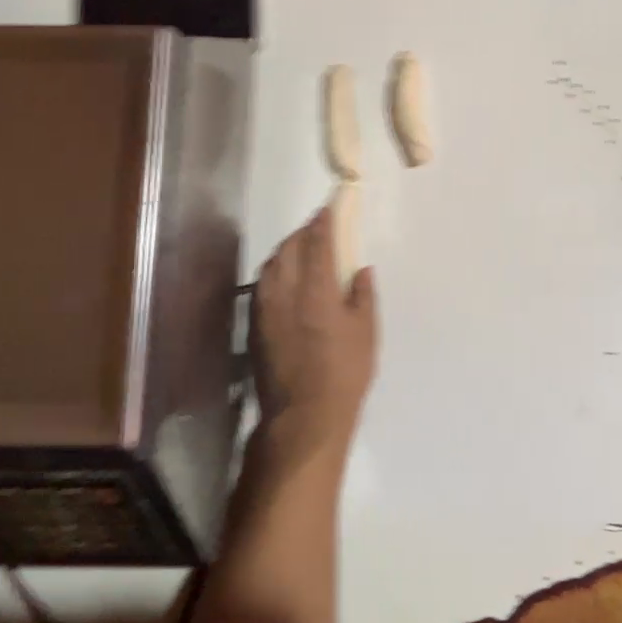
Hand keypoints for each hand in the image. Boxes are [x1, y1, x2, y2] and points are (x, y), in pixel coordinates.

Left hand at [252, 206, 378, 434]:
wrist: (304, 414)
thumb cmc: (345, 373)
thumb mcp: (366, 333)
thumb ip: (363, 296)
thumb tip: (360, 269)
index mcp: (317, 291)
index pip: (318, 244)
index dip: (323, 222)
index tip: (329, 208)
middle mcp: (286, 292)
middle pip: (289, 249)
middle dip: (303, 233)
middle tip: (318, 226)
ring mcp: (265, 308)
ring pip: (271, 265)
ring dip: (286, 249)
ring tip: (301, 247)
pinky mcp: (255, 324)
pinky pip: (263, 284)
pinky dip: (275, 271)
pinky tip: (284, 277)